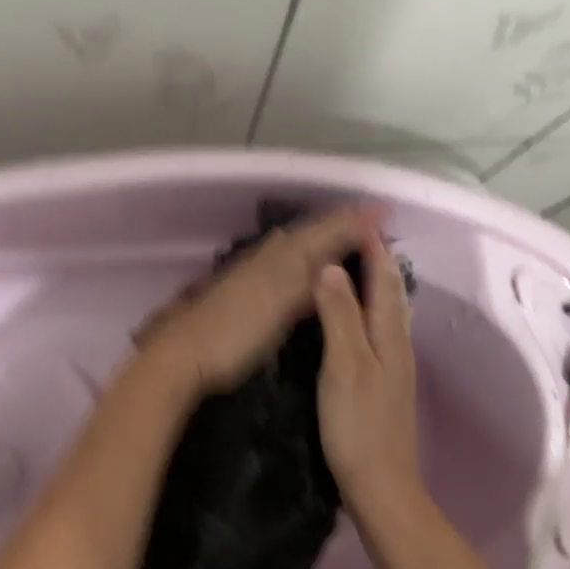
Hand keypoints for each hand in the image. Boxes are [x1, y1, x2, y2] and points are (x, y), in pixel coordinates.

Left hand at [135, 209, 381, 392]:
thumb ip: (312, 281)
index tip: (386, 215)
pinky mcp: (242, 285)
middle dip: (342, 224)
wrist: (183, 353)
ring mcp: (253, 269)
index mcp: (283, 257)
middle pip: (312, 231)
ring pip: (296, 242)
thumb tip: (342, 257)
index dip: (356, 222)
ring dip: (323, 236)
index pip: (327, 229)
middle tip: (373, 222)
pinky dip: (304, 253)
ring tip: (348, 237)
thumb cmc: (236, 334)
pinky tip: (305, 265)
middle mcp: (269, 255)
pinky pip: (283, 258)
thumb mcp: (281, 308)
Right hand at [311, 235, 422, 499]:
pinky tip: (354, 320)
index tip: (356, 220)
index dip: (372, 249)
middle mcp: (398, 345)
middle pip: (392, 293)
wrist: (381, 485)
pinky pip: (379, 331)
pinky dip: (368, 311)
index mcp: (389, 335)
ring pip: (388, 313)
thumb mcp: (345, 365)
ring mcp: (395, 366)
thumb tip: (331, 269)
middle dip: (377, 262)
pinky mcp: (385, 384)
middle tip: (353, 237)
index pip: (384, 279)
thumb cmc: (358, 425)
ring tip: (354, 267)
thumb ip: (340, 316)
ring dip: (375, 285)